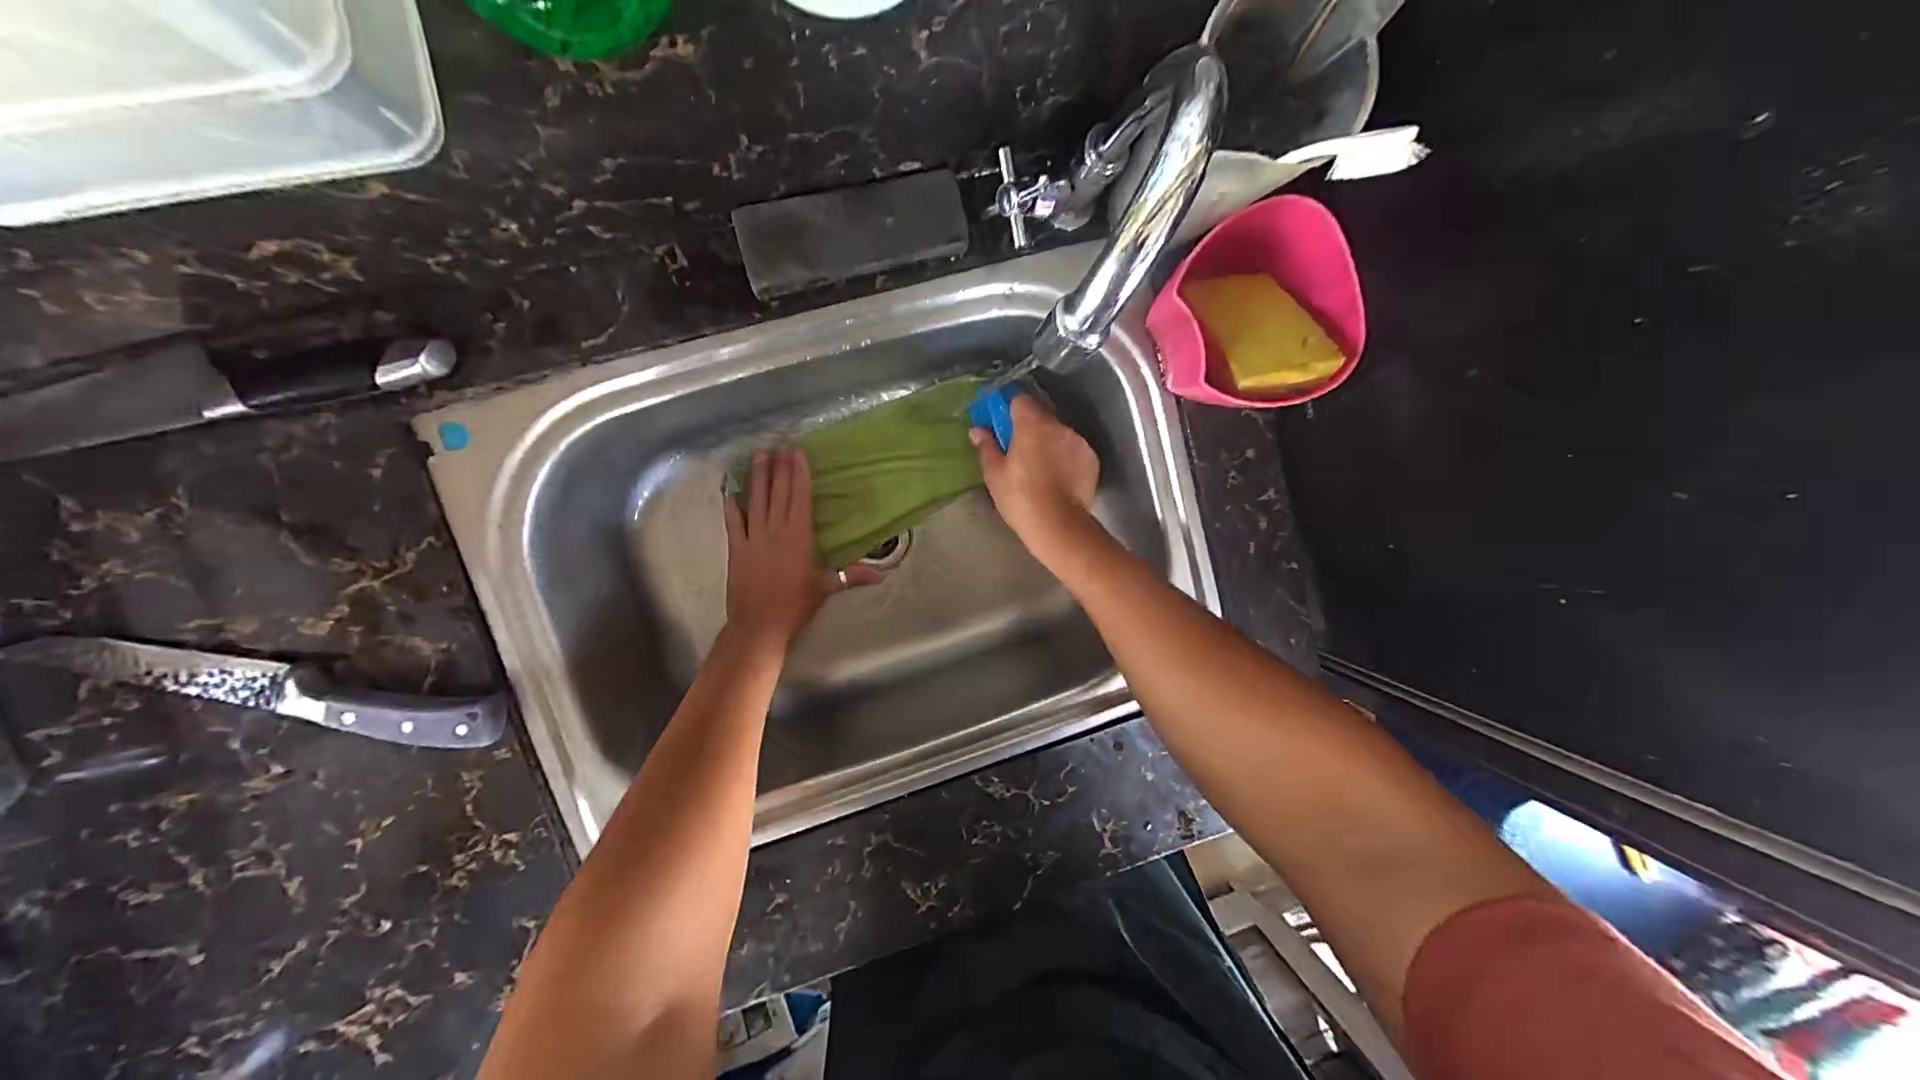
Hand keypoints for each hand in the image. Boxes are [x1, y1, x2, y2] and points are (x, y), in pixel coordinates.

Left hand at [724, 447, 880, 650]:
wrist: (759, 625)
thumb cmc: (796, 605)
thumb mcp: (826, 588)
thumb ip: (852, 576)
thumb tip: (882, 574)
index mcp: (800, 536)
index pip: (800, 497)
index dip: (798, 473)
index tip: (797, 452)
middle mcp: (776, 530)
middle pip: (778, 492)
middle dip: (779, 467)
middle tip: (778, 445)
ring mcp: (753, 537)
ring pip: (756, 500)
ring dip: (757, 476)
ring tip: (759, 455)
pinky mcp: (736, 548)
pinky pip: (733, 521)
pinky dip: (732, 504)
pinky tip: (731, 489)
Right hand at [970, 395, 1100, 563]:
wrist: (1058, 525)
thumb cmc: (1020, 498)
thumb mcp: (995, 474)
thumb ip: (986, 446)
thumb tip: (977, 430)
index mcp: (1032, 424)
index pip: (1020, 400)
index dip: (1009, 409)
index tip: (1001, 424)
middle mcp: (1059, 426)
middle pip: (1041, 416)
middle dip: (1029, 427)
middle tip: (1017, 451)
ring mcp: (1079, 442)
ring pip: (1059, 433)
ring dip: (1048, 442)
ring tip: (1039, 468)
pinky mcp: (1091, 459)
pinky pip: (1073, 449)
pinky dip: (1065, 457)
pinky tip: (1057, 477)